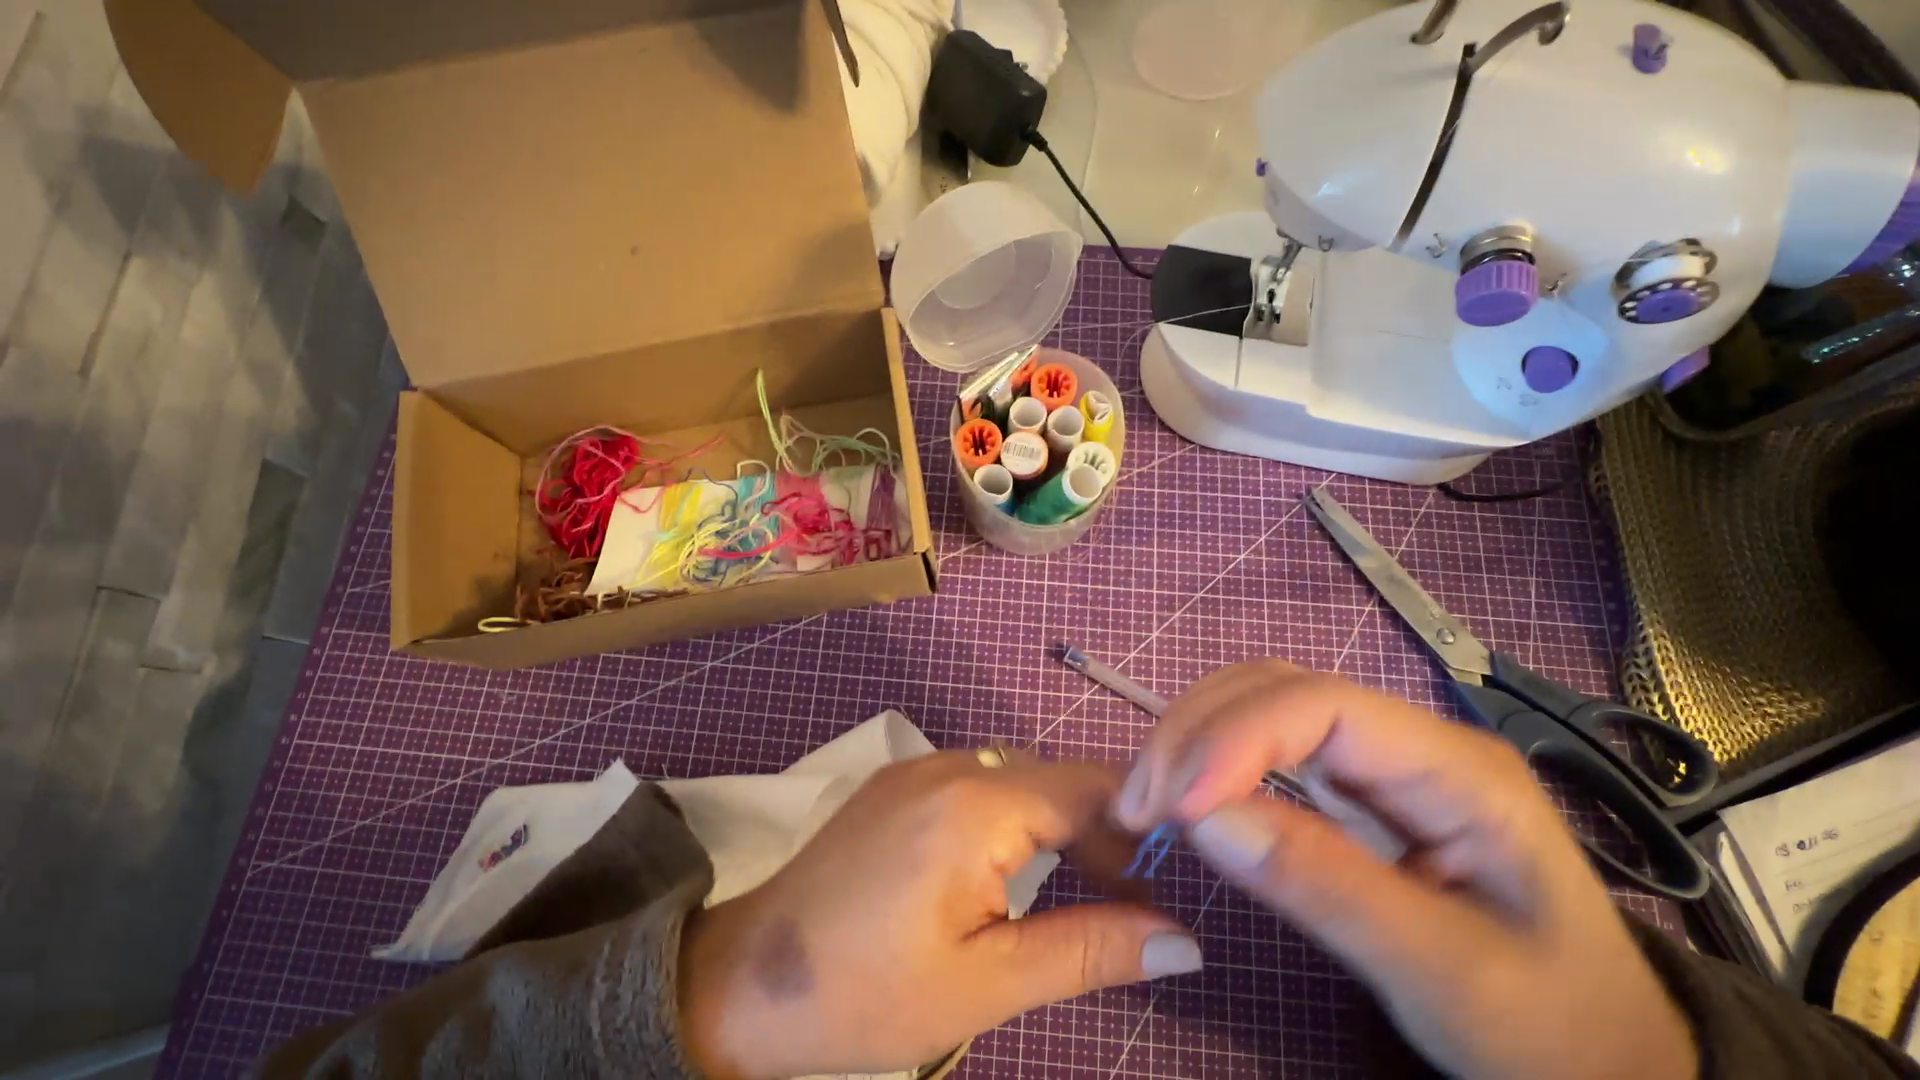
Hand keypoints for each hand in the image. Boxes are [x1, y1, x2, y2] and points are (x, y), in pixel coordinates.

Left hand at [679, 752, 1202, 1078]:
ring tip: (1091, 891)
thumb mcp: (986, 984)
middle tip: (1139, 901)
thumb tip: (1185, 941)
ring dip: (1060, 827)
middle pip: (1055, 780)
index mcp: (975, 805)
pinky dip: (1014, 821)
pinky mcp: (895, 785)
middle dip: (1105, 832)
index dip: (1143, 826)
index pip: (1090, 788)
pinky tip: (1019, 871)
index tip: (1178, 876)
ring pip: (1019, 780)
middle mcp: (949, 766)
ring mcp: (916, 769)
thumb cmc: (865, 994)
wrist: (743, 981)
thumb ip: (1089, 950)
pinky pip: (978, 787)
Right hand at [1112, 661, 1697, 1079]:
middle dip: (1198, 731)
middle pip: (1281, 689)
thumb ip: (1330, 890)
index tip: (1176, 808)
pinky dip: (1211, 767)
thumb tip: (1205, 820)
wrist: (1607, 1057)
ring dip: (1194, 742)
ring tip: (1146, 802)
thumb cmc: (1549, 1026)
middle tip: (1138, 805)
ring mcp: (1381, 764)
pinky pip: (1268, 753)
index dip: (1236, 737)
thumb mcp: (1447, 975)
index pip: (1324, 706)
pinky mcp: (1355, 794)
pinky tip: (1182, 801)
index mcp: (1458, 770)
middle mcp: (1412, 744)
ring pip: (1264, 708)